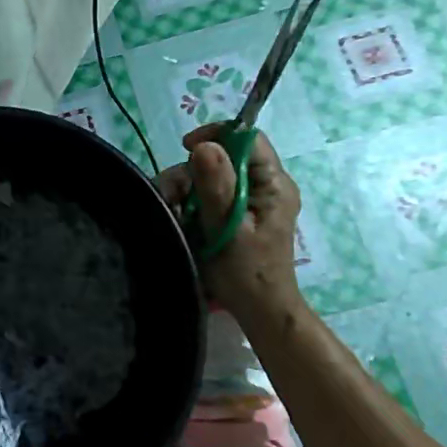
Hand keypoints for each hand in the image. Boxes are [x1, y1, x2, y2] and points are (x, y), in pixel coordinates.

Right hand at [155, 124, 305, 322]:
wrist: (260, 311)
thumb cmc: (248, 273)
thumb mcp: (229, 228)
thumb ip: (217, 187)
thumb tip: (204, 145)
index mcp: (274, 184)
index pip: (247, 138)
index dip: (217, 136)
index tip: (186, 149)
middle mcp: (266, 186)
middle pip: (224, 157)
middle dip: (193, 173)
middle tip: (171, 197)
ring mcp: (253, 201)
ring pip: (213, 177)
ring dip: (188, 191)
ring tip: (172, 212)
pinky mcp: (239, 215)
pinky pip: (213, 196)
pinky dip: (194, 205)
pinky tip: (182, 220)